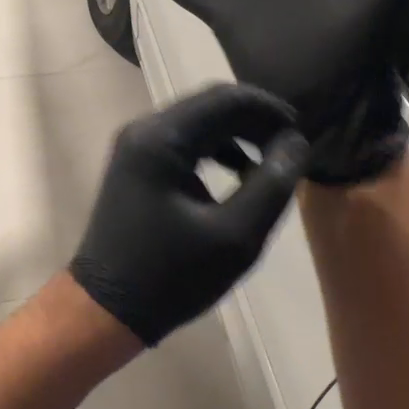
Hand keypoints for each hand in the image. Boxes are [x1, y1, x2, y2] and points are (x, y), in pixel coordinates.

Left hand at [70, 85, 308, 345]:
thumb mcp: (235, 237)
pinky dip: (216, 151)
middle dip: (254, 121)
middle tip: (292, 148)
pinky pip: (183, 142)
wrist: (106, 309)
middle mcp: (144, 130)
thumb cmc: (170, 276)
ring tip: (273, 162)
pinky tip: (240, 175)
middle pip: (209, 105)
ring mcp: (136, 146)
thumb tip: (296, 143)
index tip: (303, 132)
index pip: (225, 98)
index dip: (269, 109)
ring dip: (237, 136)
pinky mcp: (137, 165)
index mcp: (161, 138)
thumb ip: (271, 184)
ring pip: (197, 123)